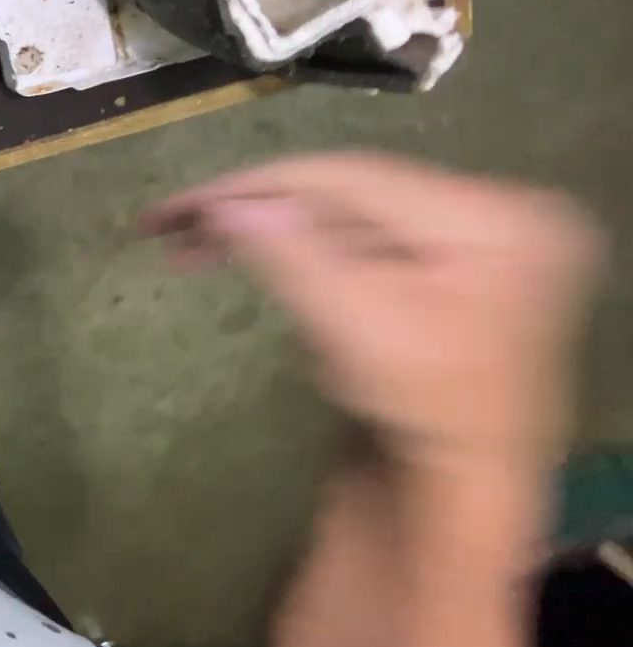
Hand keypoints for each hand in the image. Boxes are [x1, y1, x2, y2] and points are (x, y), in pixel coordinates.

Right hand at [145, 153, 602, 468]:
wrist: (469, 468)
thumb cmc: (422, 401)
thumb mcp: (352, 321)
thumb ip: (288, 253)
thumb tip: (223, 203)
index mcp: (481, 216)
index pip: (337, 177)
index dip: (247, 187)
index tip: (173, 208)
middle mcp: (480, 207)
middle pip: (332, 193)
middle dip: (245, 208)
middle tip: (165, 225)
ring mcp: (460, 234)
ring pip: (329, 214)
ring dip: (256, 228)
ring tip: (185, 247)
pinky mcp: (436, 258)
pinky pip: (342, 235)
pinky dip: (285, 245)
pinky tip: (243, 257)